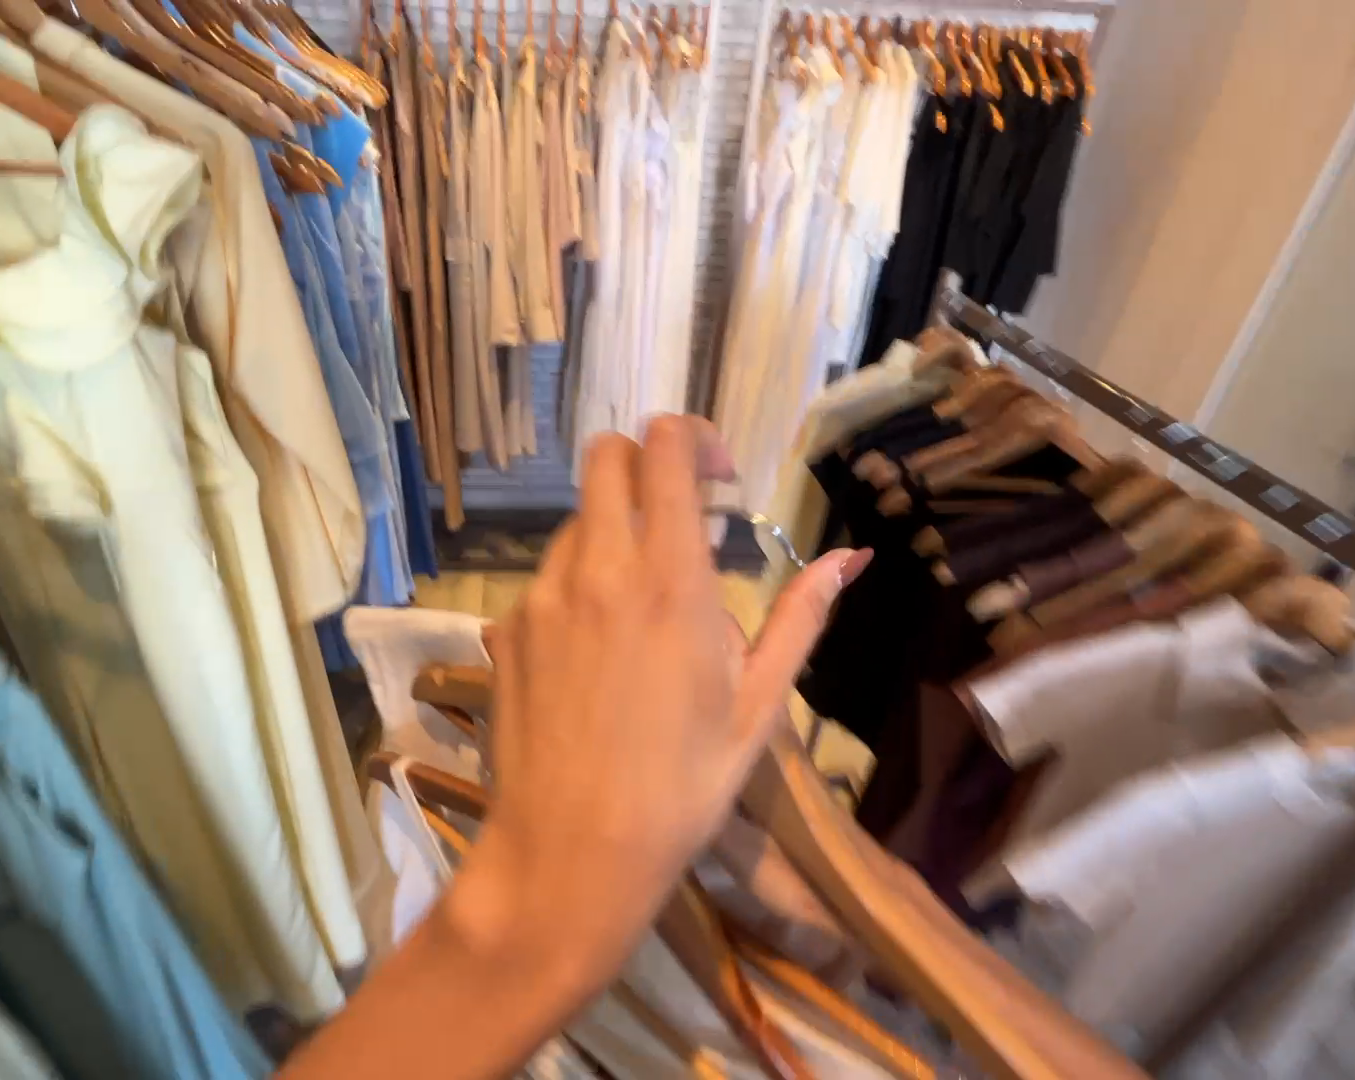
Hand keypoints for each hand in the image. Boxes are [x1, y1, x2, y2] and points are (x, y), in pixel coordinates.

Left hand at [452, 415, 872, 994]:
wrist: (570, 855)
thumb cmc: (682, 787)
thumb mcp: (759, 706)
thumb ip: (800, 617)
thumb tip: (850, 558)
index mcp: (669, 579)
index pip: (664, 449)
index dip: (693, 439)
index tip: (719, 479)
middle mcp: (596, 569)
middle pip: (605, 457)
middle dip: (645, 463)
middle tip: (679, 516)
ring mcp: (539, 597)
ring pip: (574, 521)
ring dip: (612, 532)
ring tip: (639, 603)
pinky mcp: (504, 630)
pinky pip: (544, 581)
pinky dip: (575, 588)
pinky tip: (593, 653)